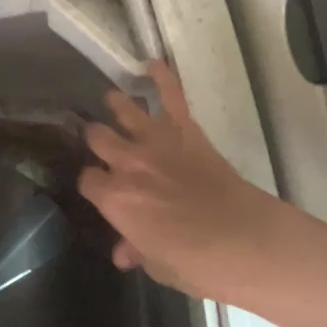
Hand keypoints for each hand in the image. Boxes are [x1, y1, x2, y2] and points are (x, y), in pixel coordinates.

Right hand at [78, 60, 289, 300]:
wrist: (239, 238)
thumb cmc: (194, 263)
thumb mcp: (157, 264)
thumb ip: (137, 248)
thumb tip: (124, 250)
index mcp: (114, 199)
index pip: (87, 180)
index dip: (92, 183)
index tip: (98, 186)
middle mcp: (127, 162)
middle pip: (98, 137)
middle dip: (97, 140)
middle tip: (101, 142)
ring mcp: (155, 139)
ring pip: (125, 110)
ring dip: (117, 105)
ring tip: (112, 100)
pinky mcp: (184, 127)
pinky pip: (171, 93)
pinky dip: (163, 75)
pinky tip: (153, 63)